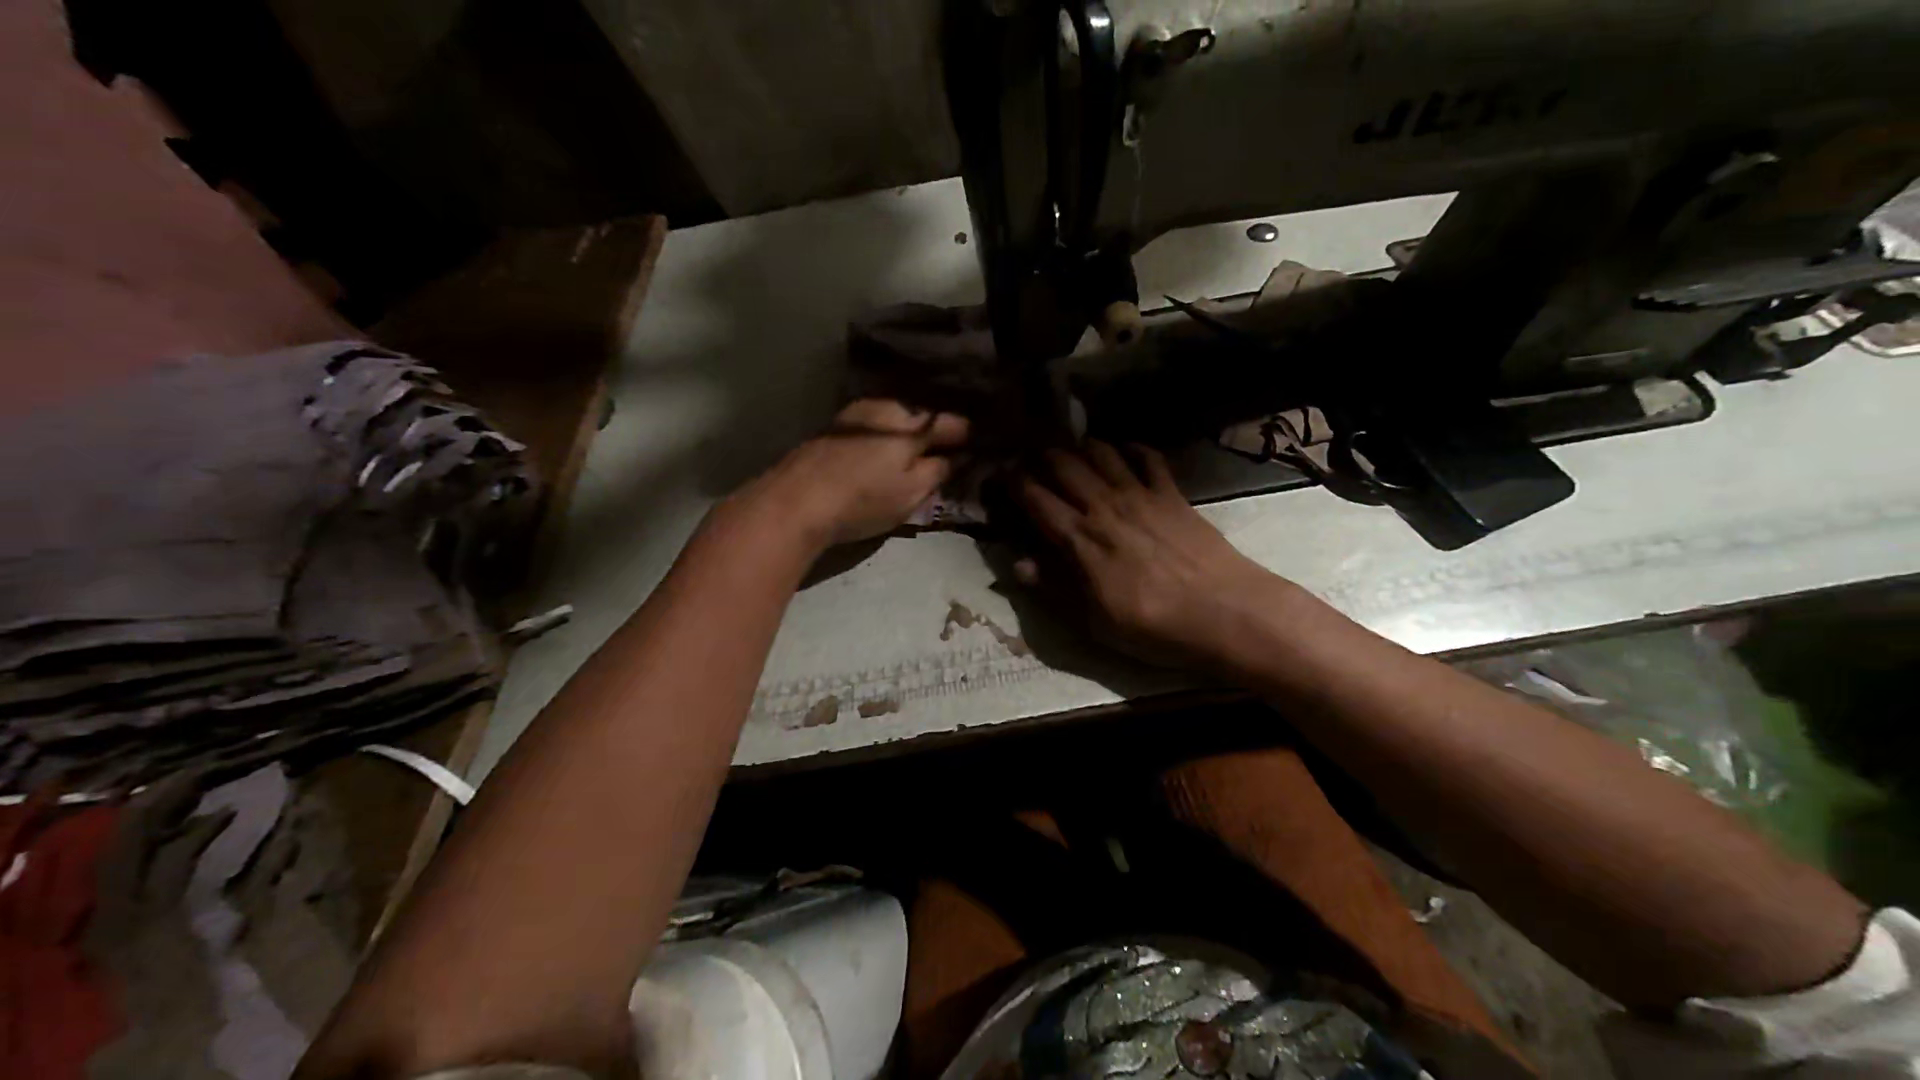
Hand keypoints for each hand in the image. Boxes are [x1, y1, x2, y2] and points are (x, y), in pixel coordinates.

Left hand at [736, 399, 968, 549]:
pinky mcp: (830, 431)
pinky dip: (883, 438)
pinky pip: (870, 428)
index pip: (948, 422)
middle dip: (933, 430)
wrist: (793, 503)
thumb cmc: (862, 499)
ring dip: (905, 433)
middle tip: (947, 448)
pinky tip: (882, 454)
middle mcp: (882, 408)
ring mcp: (852, 416)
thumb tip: (953, 457)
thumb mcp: (911, 492)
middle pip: (917, 416)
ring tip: (915, 452)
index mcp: (908, 421)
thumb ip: (937, 471)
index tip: (976, 444)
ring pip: (891, 419)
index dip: (965, 435)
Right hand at [1014, 442, 1292, 667]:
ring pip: (1100, 452)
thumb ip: (1054, 589)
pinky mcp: (1172, 493)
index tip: (1000, 476)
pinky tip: (1124, 451)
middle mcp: (1104, 507)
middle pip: (1063, 464)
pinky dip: (1131, 448)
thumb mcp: (1094, 622)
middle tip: (1029, 457)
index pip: (1035, 499)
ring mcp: (1140, 495)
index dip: (1012, 483)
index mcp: (1079, 540)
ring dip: (1080, 446)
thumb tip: (1017, 566)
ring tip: (1070, 451)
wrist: (1225, 613)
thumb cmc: (1154, 626)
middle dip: (1040, 456)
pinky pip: (1147, 457)